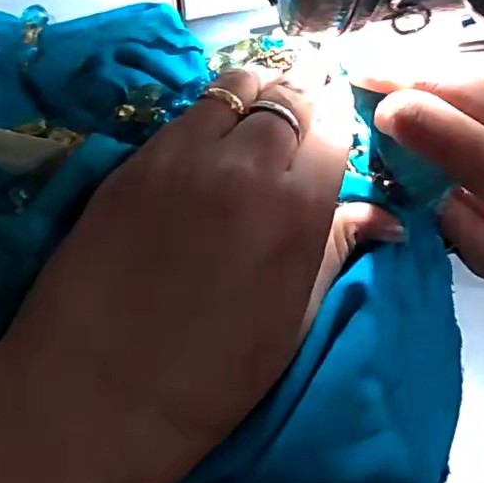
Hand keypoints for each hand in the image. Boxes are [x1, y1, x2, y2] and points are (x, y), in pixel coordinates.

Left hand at [4, 62, 398, 453]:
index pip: (333, 129)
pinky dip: (214, 109)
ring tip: (261, 104)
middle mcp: (246, 166)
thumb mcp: (295, 316)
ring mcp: (185, 155)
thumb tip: (389, 217)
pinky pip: (190, 111)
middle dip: (305, 95)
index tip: (334, 125)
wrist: (94, 396)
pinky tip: (212, 131)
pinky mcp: (138, 157)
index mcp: (296, 210)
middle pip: (289, 97)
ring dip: (259, 89)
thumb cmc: (213, 373)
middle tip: (305, 101)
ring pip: (238, 85)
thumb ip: (339, 246)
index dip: (338, 121)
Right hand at [350, 32, 483, 317]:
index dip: (386, 109)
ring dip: (426, 65)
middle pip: (437, 76)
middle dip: (390, 70)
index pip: (423, 118)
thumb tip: (427, 186)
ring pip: (467, 62)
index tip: (372, 115)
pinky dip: (467, 65)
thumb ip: (464, 233)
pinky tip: (459, 77)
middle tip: (357, 68)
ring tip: (397, 70)